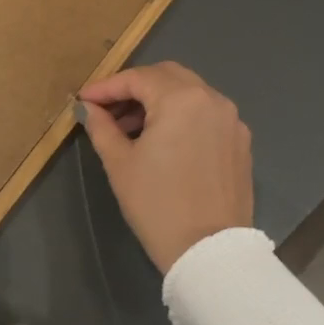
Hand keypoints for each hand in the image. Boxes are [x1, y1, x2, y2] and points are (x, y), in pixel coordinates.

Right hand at [77, 61, 253, 273]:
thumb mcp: (119, 163)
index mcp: (181, 100)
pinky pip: (205, 115)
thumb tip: (90, 109)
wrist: (207, 248)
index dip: (106, 86)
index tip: (83, 100)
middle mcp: (212, 100)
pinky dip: (180, 117)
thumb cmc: (156, 203)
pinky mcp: (240, 142)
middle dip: (134, 87)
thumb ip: (102, 127)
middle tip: (106, 109)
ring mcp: (232, 120)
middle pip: (167, 76)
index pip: (138, 78)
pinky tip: (162, 143)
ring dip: (157, 101)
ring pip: (189, 94)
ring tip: (130, 129)